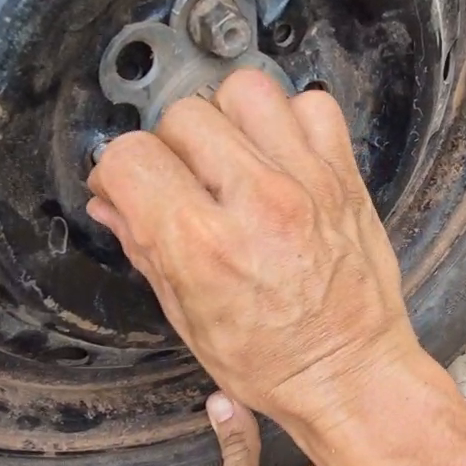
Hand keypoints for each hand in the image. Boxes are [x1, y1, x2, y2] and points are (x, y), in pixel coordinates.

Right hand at [87, 71, 424, 424]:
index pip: (131, 157)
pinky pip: (313, 106)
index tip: (129, 189)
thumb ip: (145, 250)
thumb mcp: (189, 321)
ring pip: (246, 91)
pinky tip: (281, 158)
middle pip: (184, 114)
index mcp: (204, 246)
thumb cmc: (278, 365)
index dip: (118, 172)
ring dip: (228, 120)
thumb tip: (112, 202)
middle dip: (172, 147)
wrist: (353, 374)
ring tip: (233, 161)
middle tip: (185, 184)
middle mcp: (257, 201)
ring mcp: (308, 183)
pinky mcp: (344, 178)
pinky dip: (292, 121)